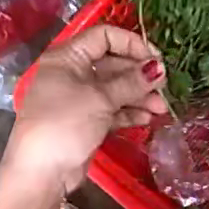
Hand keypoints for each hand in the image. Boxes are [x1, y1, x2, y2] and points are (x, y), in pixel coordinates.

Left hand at [6, 25, 167, 194]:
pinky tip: (148, 118)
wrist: (43, 171)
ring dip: (140, 96)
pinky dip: (130, 112)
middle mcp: (73, 74)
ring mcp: (80, 99)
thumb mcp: (100, 99)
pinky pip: (113, 110)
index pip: (104, 37)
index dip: (132, 44)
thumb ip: (131, 82)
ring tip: (161, 108)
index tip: (157, 60)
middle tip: (164, 88)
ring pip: (116, 90)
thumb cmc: (65, 124)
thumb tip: (158, 68)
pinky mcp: (87, 121)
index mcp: (68, 58)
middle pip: (113, 64)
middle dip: (140, 75)